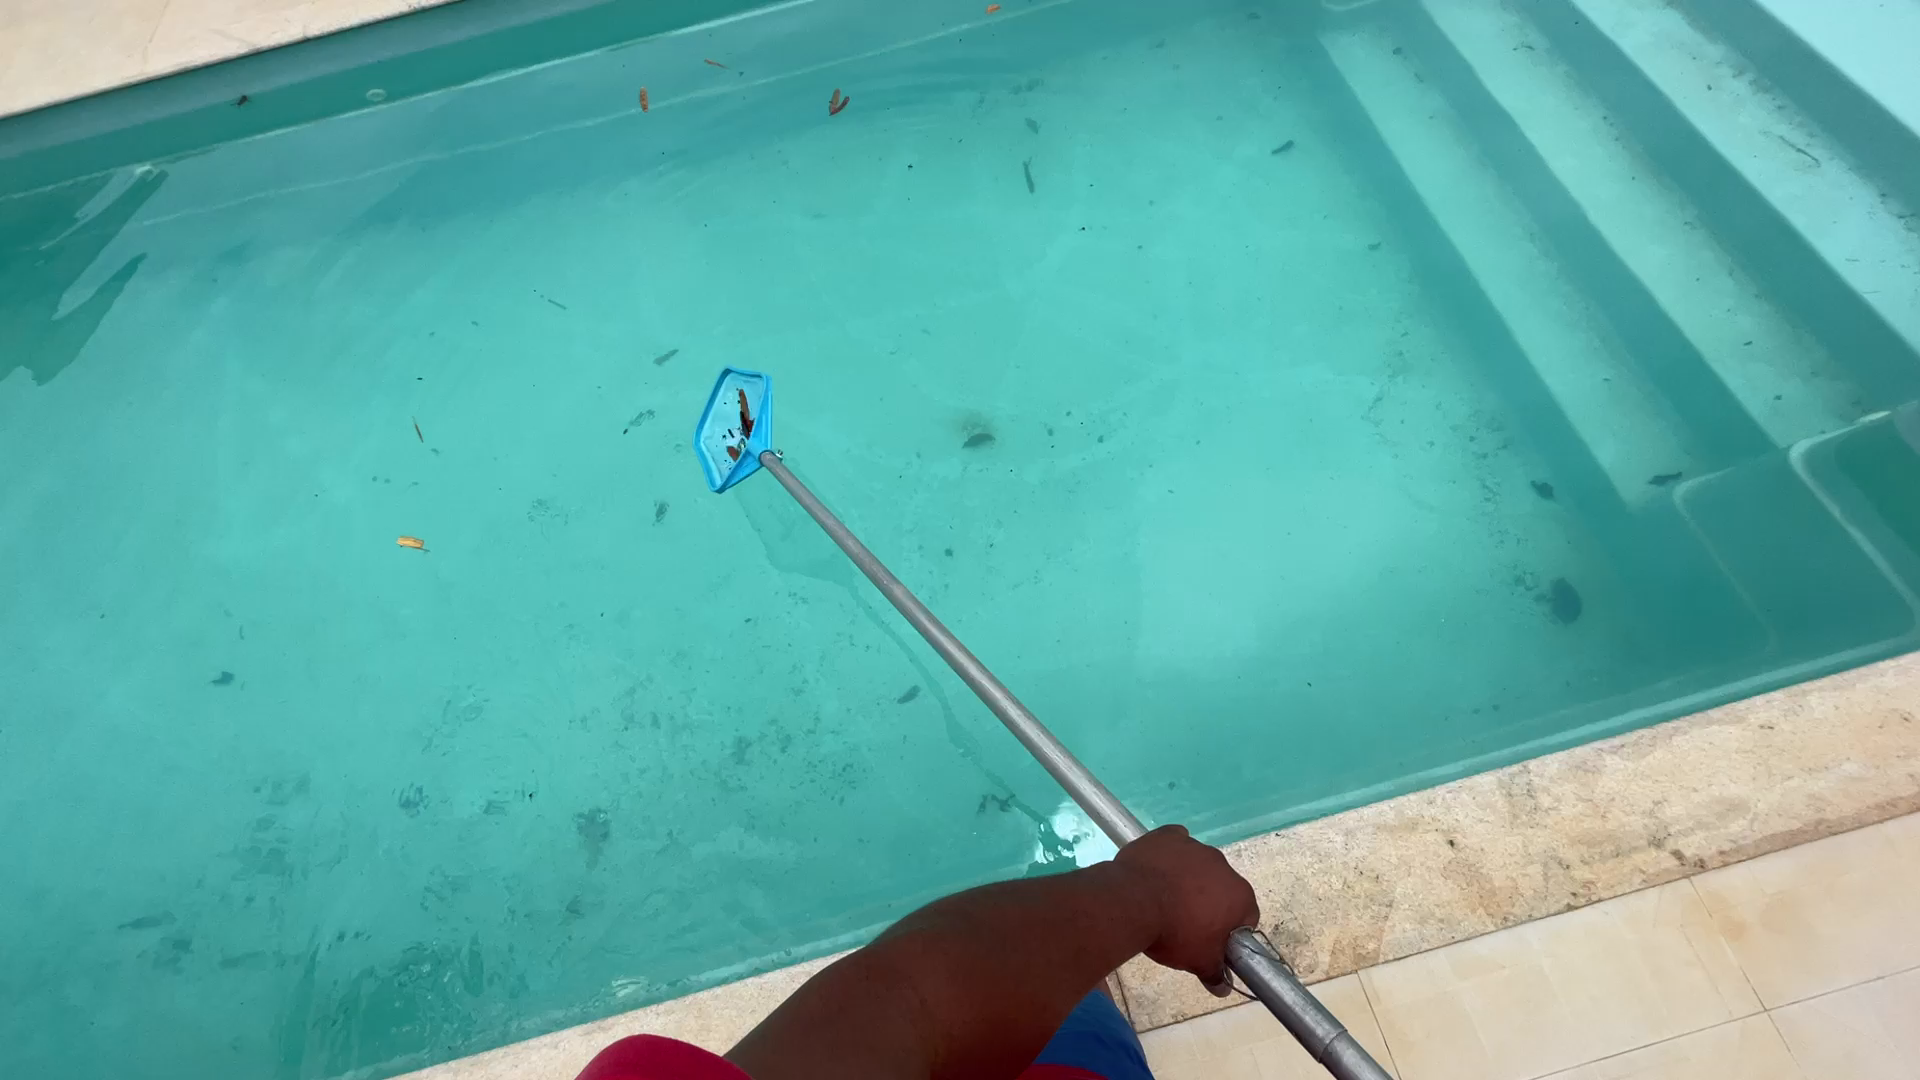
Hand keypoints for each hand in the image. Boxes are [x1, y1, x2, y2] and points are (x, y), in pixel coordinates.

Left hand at [1112, 825, 1260, 983]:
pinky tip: (1158, 867)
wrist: (1133, 901)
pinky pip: (1174, 842)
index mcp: (1239, 894)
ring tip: (1165, 896)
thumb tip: (1221, 986)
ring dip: (1188, 878)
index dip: (1229, 929)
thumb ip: (1215, 972)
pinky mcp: (1167, 834)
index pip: (1245, 914)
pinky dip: (1169, 854)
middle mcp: (1221, 864)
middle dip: (1209, 902)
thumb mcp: (1198, 961)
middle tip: (1186, 921)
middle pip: (1220, 887)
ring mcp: (1193, 845)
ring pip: (1196, 864)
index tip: (1211, 939)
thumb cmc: (1174, 933)